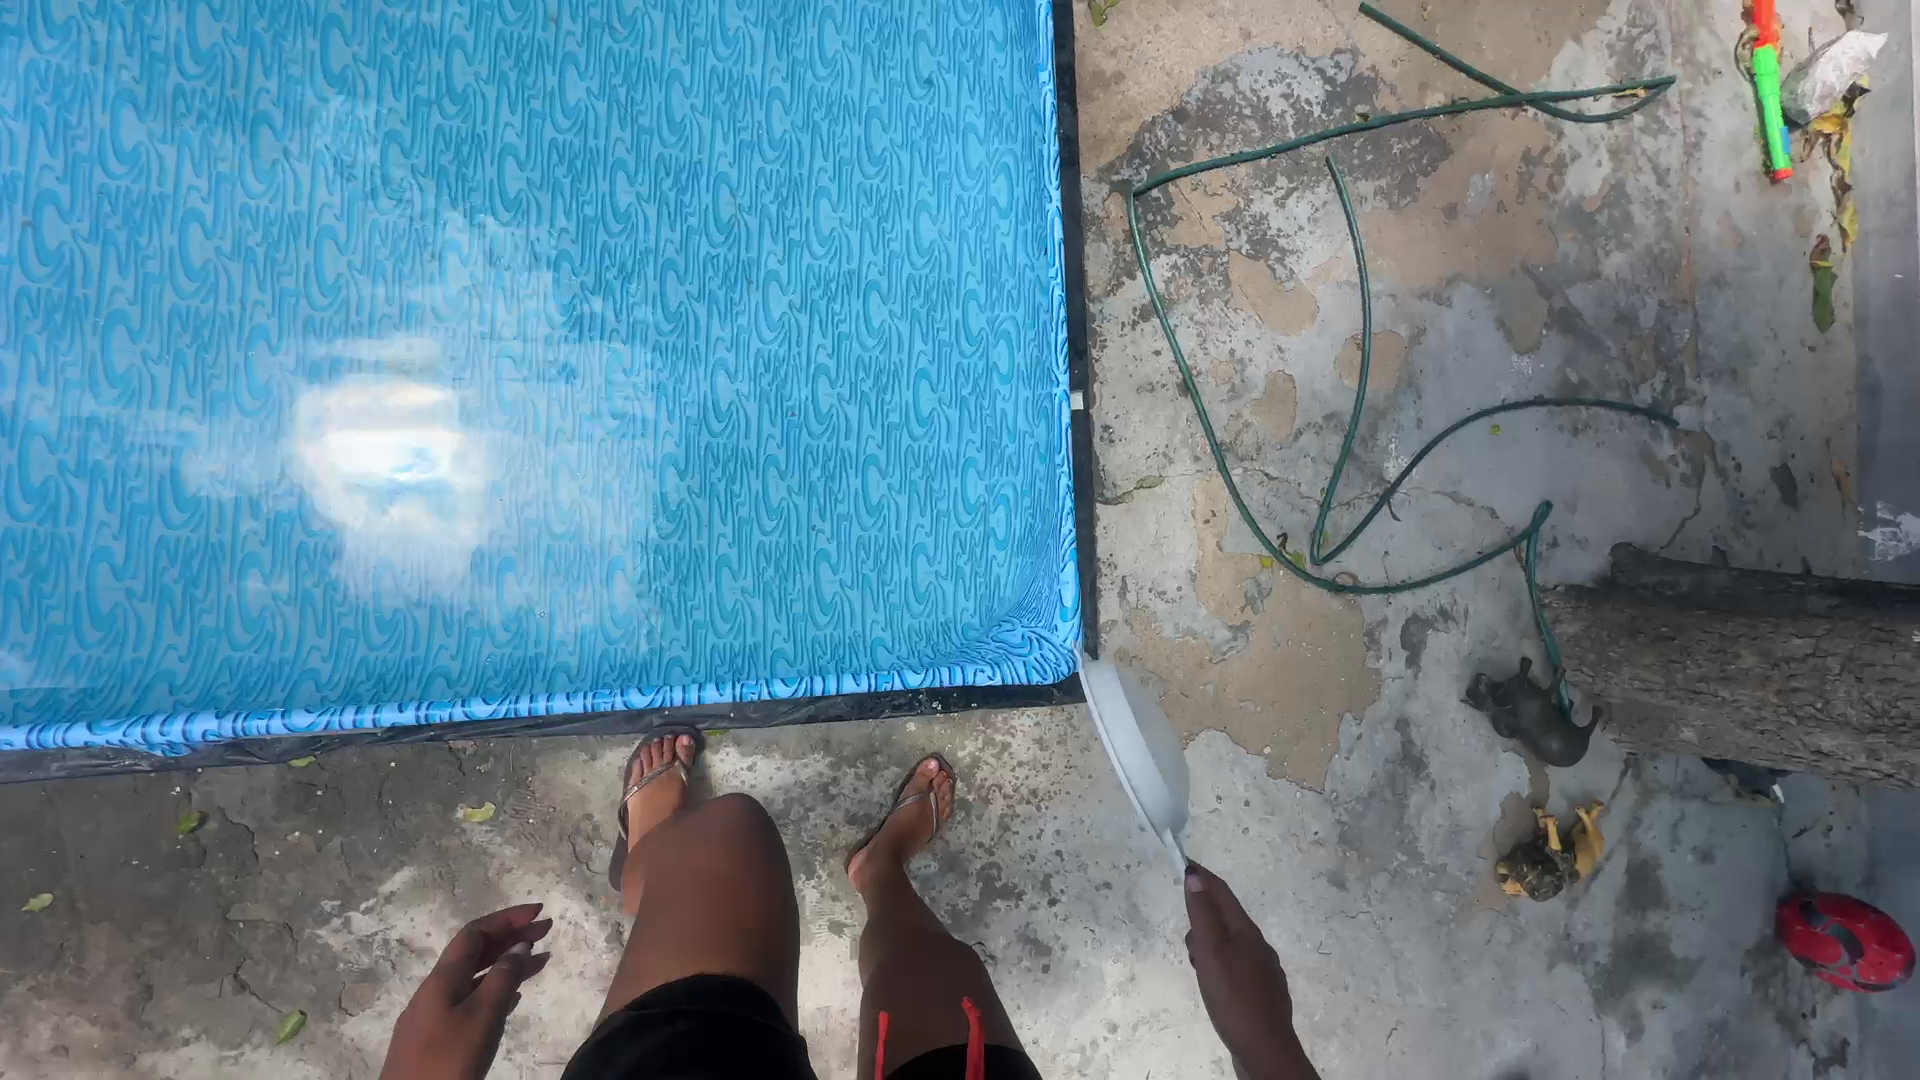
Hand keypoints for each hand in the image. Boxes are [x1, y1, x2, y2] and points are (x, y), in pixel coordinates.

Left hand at [379, 903, 552, 1079]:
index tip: (538, 912)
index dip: (507, 918)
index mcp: (441, 980)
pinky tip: (514, 997)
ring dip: (507, 964)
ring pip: (474, 977)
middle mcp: (433, 992)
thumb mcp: (483, 1015)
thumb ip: (504, 976)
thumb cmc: (448, 1061)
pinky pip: (469, 999)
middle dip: (511, 937)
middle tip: (546, 931)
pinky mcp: (433, 1040)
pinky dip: (495, 989)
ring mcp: (431, 1017)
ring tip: (541, 961)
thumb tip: (518, 946)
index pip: (474, 933)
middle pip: (474, 953)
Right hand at [1183, 863, 1318, 1079]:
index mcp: (1246, 931)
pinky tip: (1216, 987)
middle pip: (1225, 917)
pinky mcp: (1262, 994)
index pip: (1222, 891)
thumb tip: (1194, 875)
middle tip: (1188, 944)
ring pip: (1230, 944)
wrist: (1266, 1054)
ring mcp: (1264, 971)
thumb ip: (1202, 913)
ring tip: (1199, 971)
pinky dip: (1220, 966)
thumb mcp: (1210, 952)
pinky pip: (1236, 966)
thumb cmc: (1233, 997)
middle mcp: (1259, 946)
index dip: (1201, 876)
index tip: (1182, 862)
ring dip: (1209, 946)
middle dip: (1202, 919)